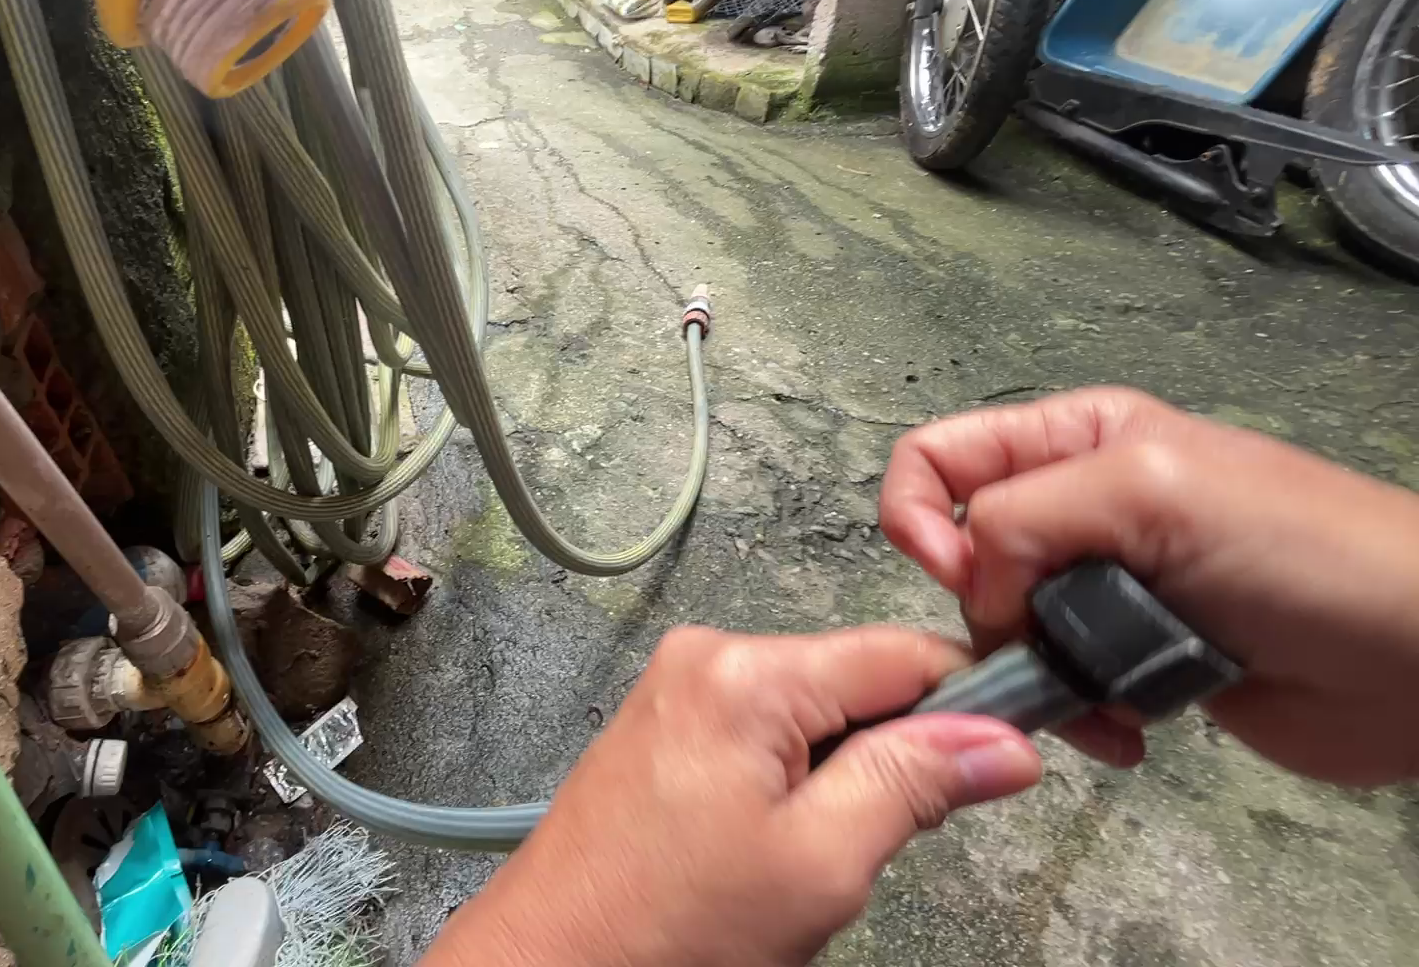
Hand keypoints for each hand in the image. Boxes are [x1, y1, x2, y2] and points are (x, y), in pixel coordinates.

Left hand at [418, 626, 1040, 966]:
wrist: (554, 945)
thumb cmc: (679, 920)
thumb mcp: (819, 862)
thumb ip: (911, 784)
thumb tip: (1006, 739)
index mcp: (747, 670)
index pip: (897, 651)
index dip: (976, 695)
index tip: (1033, 744)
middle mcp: (708, 650)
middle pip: (850, 672)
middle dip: (897, 738)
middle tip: (894, 827)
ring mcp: (679, 677)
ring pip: (808, 697)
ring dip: (844, 757)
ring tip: (821, 839)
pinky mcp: (665, 709)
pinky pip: (760, 714)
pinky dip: (794, 759)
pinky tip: (776, 822)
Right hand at [879, 385, 1418, 785]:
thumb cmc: (1298, 553)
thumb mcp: (1142, 492)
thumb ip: (1018, 518)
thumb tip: (973, 593)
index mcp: (1062, 441)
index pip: (932, 458)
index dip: (917, 510)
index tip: (957, 571)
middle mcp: (1061, 503)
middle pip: (951, 546)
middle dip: (980, 599)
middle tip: (1032, 632)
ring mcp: (1083, 579)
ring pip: (987, 618)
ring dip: (1023, 661)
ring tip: (1092, 696)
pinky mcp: (1107, 647)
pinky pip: (1038, 670)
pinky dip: (1063, 704)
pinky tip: (1118, 725)